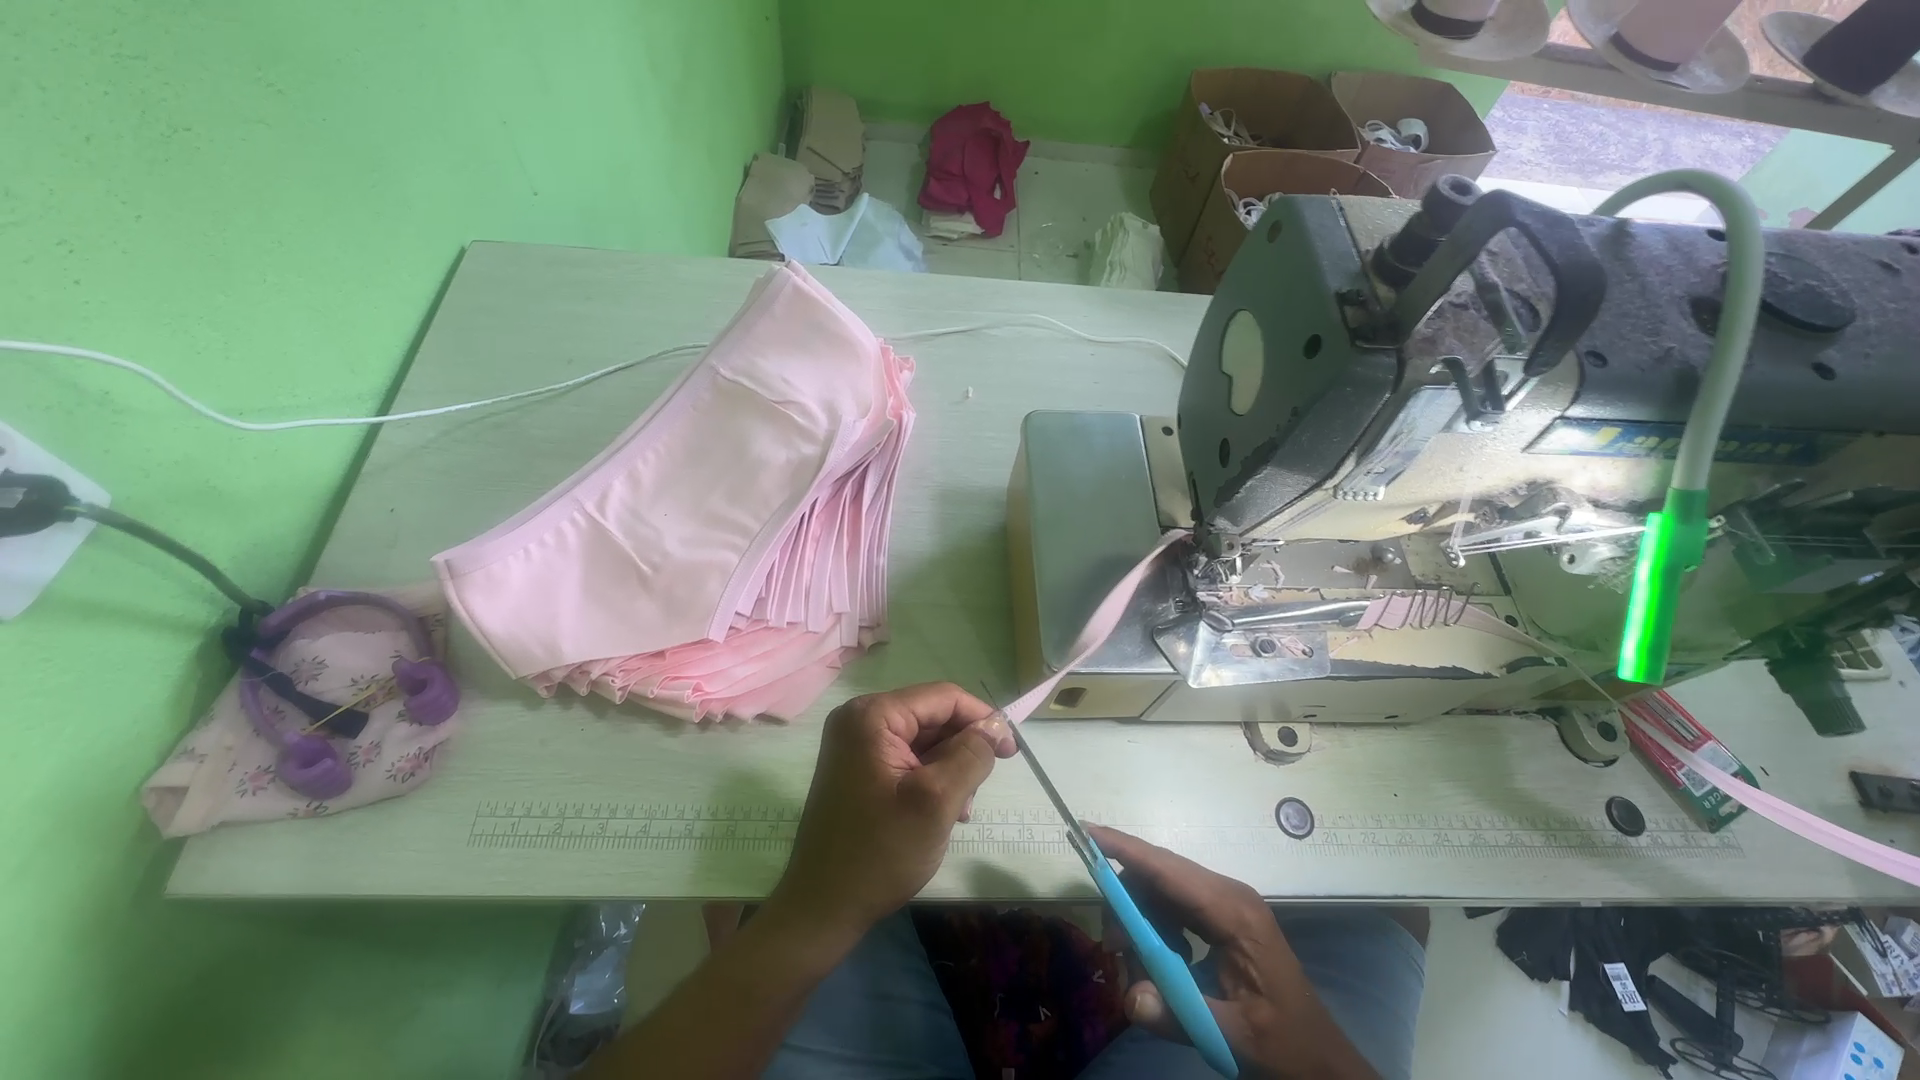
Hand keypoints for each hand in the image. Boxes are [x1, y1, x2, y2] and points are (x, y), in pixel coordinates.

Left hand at [770, 683, 1016, 939]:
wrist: (823, 907)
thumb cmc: (880, 853)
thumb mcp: (937, 801)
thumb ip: (971, 755)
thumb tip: (995, 726)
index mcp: (872, 716)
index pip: (943, 697)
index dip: (982, 719)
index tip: (1011, 753)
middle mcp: (859, 720)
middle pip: (932, 718)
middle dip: (962, 752)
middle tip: (975, 795)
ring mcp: (855, 747)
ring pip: (924, 742)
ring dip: (949, 771)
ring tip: (957, 812)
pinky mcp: (857, 771)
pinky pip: (906, 761)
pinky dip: (930, 782)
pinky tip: (939, 814)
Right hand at [1088, 825, 1379, 1079]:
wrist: (1320, 1059)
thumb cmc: (1285, 1043)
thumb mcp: (1233, 1035)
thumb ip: (1179, 1016)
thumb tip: (1129, 996)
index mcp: (1236, 913)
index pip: (1169, 870)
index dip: (1126, 850)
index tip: (1087, 832)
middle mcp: (1229, 897)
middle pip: (1159, 877)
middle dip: (1127, 906)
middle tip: (1114, 951)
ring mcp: (1226, 906)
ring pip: (1162, 894)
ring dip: (1140, 926)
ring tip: (1141, 972)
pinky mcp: (1221, 921)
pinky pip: (1174, 911)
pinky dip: (1156, 935)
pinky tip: (1165, 970)